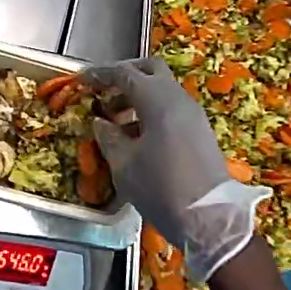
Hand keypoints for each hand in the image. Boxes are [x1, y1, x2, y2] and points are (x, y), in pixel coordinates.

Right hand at [83, 58, 262, 281]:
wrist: (208, 219)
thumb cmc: (161, 188)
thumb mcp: (124, 164)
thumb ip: (108, 137)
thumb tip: (101, 122)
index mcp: (158, 100)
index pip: (125, 74)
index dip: (100, 74)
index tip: (82, 80)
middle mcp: (178, 99)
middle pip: (150, 70)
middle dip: (124, 75)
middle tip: (102, 90)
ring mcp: (193, 114)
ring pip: (162, 89)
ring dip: (137, 95)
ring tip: (113, 118)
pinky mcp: (199, 131)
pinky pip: (170, 108)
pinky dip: (150, 110)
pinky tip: (134, 135)